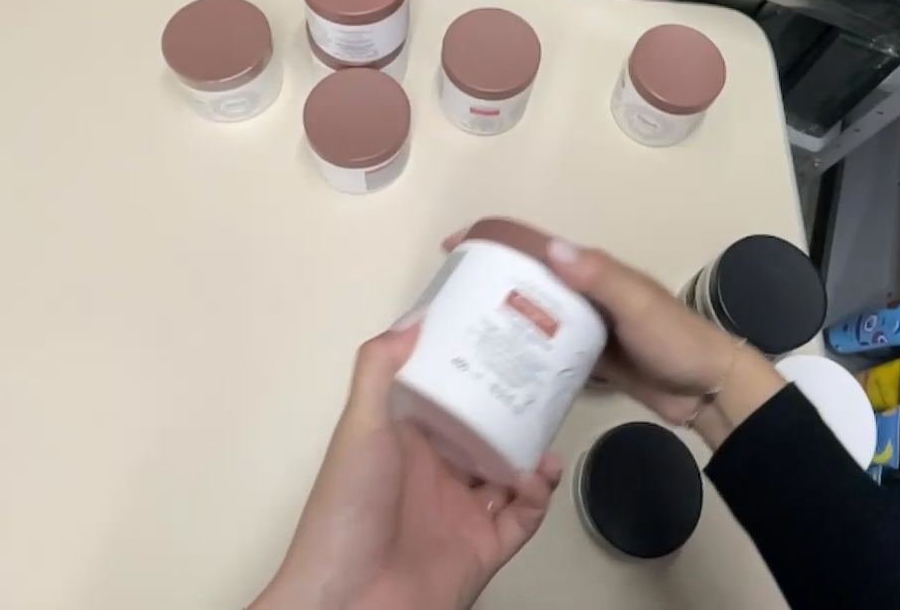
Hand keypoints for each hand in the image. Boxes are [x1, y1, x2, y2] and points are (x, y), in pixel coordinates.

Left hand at [251, 322, 562, 609]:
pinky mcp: (485, 546)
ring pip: (513, 468)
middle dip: (515, 404)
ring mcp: (464, 508)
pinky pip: (524, 516)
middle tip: (544, 376)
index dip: (475, 366)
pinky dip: (539, 495)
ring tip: (551, 426)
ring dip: (535, 448)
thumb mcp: (359, 427)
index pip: (450, 393)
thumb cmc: (348, 508)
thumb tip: (417, 317)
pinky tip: (541, 475)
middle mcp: (439, 469)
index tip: (503, 336)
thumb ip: (379, 369)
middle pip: (488, 428)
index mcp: (411, 439)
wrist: (349, 606)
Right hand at [443, 228, 784, 449]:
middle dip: (489, 282)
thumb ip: (600, 277)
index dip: (497, 241)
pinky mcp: (588, 360)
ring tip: (461, 335)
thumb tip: (551, 247)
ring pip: (535, 317)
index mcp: (593, 270)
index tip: (454, 246)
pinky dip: (524, 354)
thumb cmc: (674, 339)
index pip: (537, 246)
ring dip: (503, 319)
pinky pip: (548, 351)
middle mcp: (583, 293)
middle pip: (529, 281)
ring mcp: (585, 329)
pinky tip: (497, 368)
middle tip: (448, 300)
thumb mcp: (638, 303)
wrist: (707, 391)